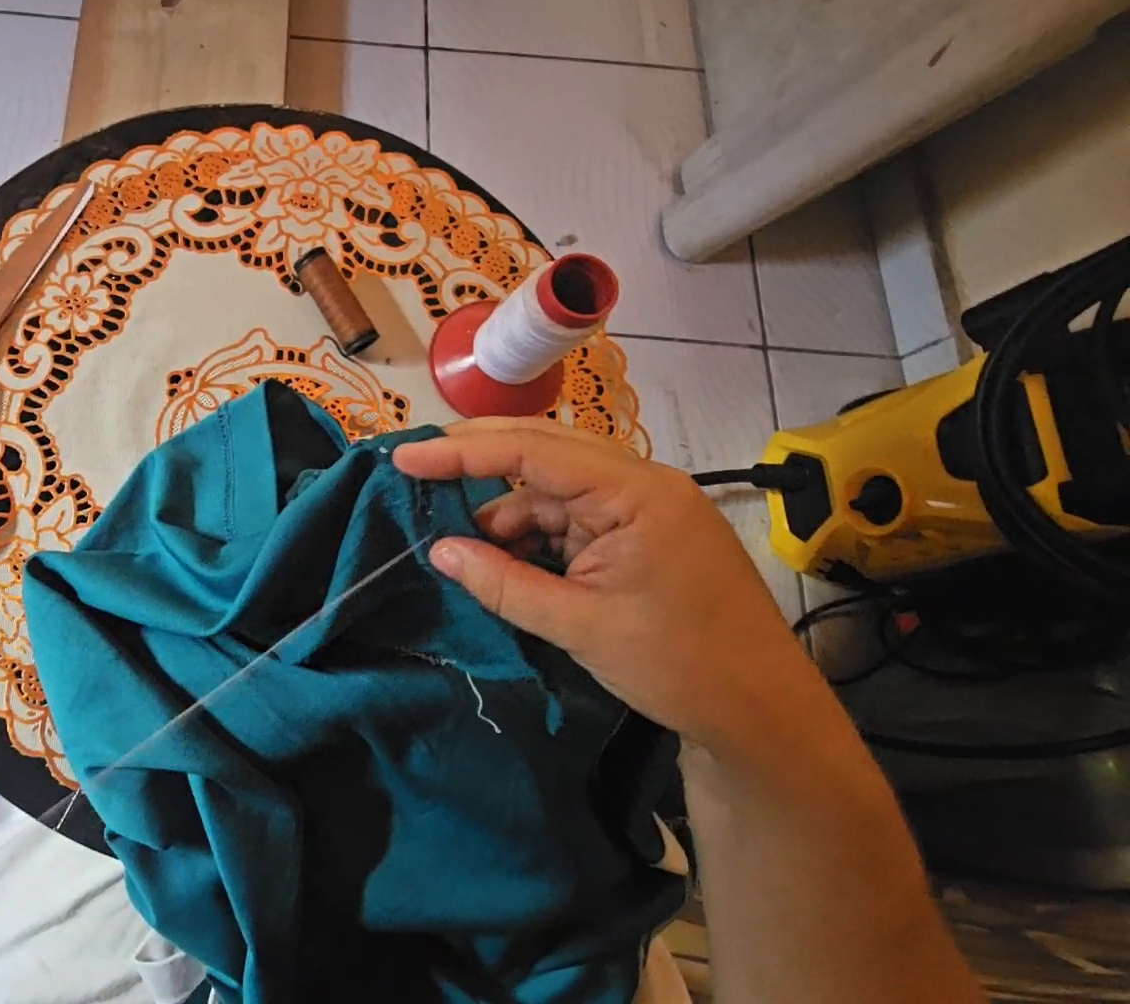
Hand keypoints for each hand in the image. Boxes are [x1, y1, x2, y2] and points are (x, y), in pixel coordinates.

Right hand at [392, 418, 835, 756]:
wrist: (763, 717)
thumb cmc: (681, 667)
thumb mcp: (579, 626)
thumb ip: (502, 582)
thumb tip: (439, 551)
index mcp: (636, 492)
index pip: (533, 451)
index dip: (461, 452)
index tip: (405, 458)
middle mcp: (638, 485)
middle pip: (541, 453)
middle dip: (475, 462)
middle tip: (414, 471)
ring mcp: (637, 510)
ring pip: (548, 492)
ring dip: (502, 517)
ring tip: (460, 552)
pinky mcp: (633, 536)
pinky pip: (565, 521)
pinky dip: (527, 540)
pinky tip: (499, 564)